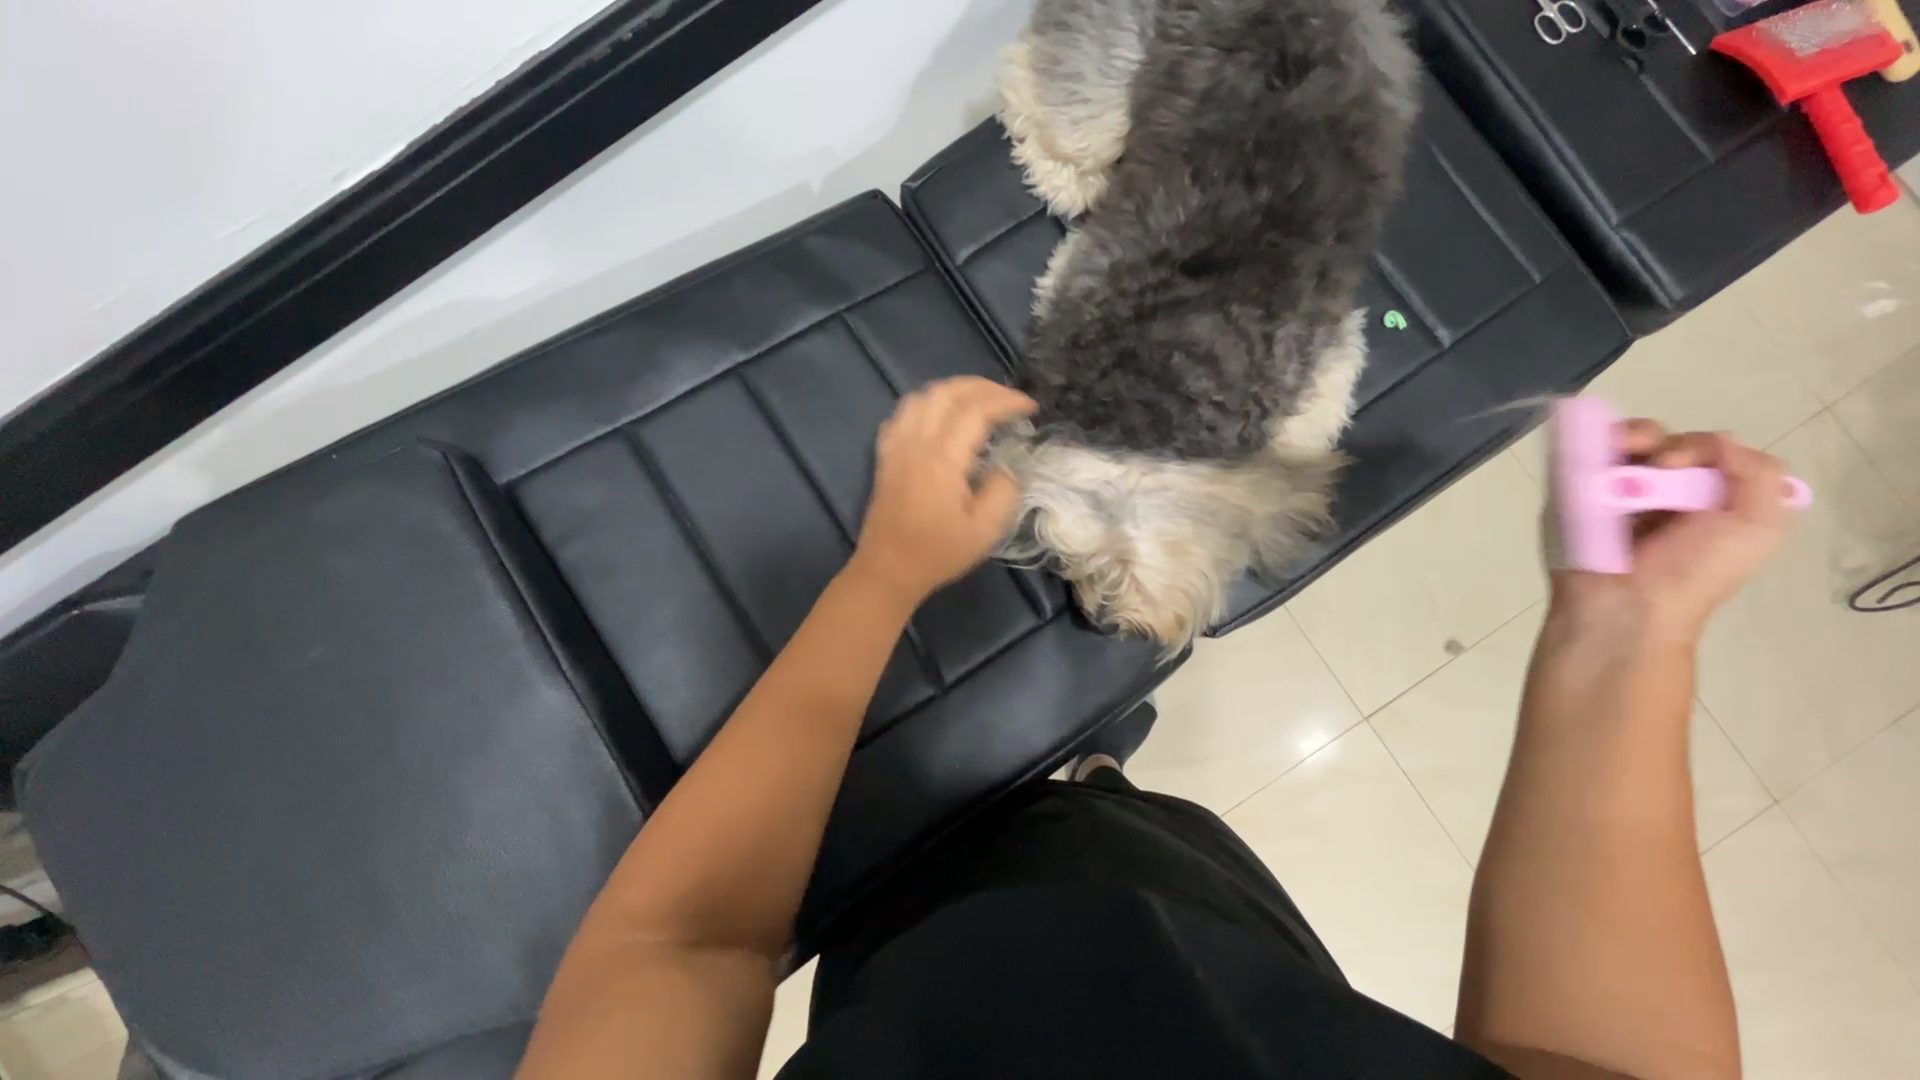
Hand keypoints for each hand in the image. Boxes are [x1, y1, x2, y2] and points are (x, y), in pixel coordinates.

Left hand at [849, 377, 1036, 605]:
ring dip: (953, 390)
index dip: (1006, 401)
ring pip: (922, 396)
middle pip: (947, 392)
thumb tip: (1004, 466)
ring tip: (978, 400)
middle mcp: (916, 442)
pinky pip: (902, 413)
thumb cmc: (938, 553)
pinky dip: (926, 404)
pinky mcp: (885, 456)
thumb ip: (1003, 490)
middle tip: (1009, 398)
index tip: (1030, 406)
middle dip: (983, 387)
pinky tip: (939, 416)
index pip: (976, 410)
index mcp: (942, 458)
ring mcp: (896, 446)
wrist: (887, 570)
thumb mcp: (985, 530)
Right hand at [1551, 419, 1795, 645]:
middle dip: (1663, 442)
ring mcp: (1616, 493)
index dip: (1704, 448)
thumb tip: (1718, 440)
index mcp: (1712, 499)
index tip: (1684, 467)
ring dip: (1626, 437)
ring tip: (1618, 451)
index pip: (1713, 449)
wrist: (1622, 604)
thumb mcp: (1758, 527)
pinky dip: (1585, 447)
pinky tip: (1591, 457)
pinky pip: (1580, 458)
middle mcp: (1665, 492)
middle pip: (1667, 441)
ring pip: (1625, 443)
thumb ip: (1760, 474)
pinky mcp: (1574, 496)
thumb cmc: (1692, 571)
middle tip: (1656, 464)